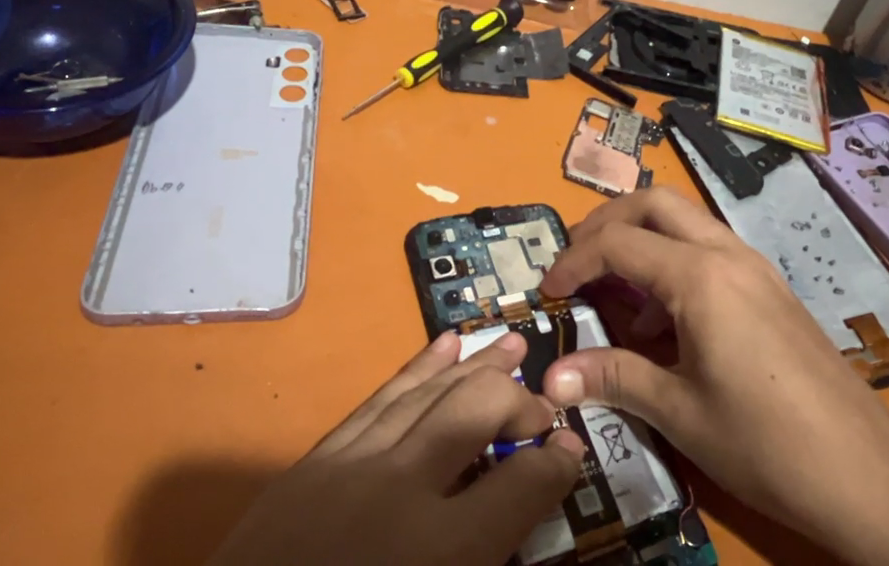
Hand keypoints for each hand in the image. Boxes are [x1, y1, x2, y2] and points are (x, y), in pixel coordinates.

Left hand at [210, 330, 585, 565]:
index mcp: (440, 552)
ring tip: (512, 344)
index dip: (557, 463)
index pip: (522, 485)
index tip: (569, 451)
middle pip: (477, 409)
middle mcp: (403, 491)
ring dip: (477, 364)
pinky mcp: (318, 456)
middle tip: (540, 414)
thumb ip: (482, 554)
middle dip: (519, 403)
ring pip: (432, 390)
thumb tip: (516, 513)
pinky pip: (381, 396)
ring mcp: (355, 464)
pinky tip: (446, 344)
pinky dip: (419, 367)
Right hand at [538, 187, 888, 565]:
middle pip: (655, 203)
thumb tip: (549, 377)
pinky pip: (711, 249)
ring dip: (643, 239)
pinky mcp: (771, 287)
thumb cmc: (763, 440)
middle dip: (607, 222)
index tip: (547, 292)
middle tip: (575, 263)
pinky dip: (674, 261)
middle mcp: (728, 253)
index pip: (619, 243)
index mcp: (700, 276)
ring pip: (686, 220)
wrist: (863, 470)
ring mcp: (755, 267)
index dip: (574, 261)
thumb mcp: (679, 412)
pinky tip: (666, 319)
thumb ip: (613, 378)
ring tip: (616, 294)